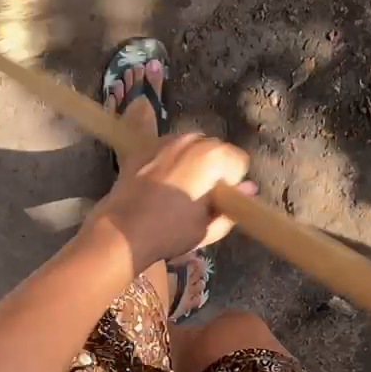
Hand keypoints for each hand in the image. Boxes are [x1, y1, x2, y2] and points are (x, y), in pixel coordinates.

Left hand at [86, 133, 255, 269]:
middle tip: (199, 199)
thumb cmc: (170, 232)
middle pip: (215, 151)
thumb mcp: (208, 229)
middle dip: (213, 171)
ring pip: (191, 148)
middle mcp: (192, 139)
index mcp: (214, 157)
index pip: (240, 162)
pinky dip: (169, 163)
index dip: (233, 184)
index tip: (219, 203)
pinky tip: (159, 186)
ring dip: (191, 165)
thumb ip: (232, 208)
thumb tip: (247, 191)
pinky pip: (167, 151)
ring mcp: (165, 140)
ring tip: (177, 193)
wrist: (123, 231)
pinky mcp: (143, 147)